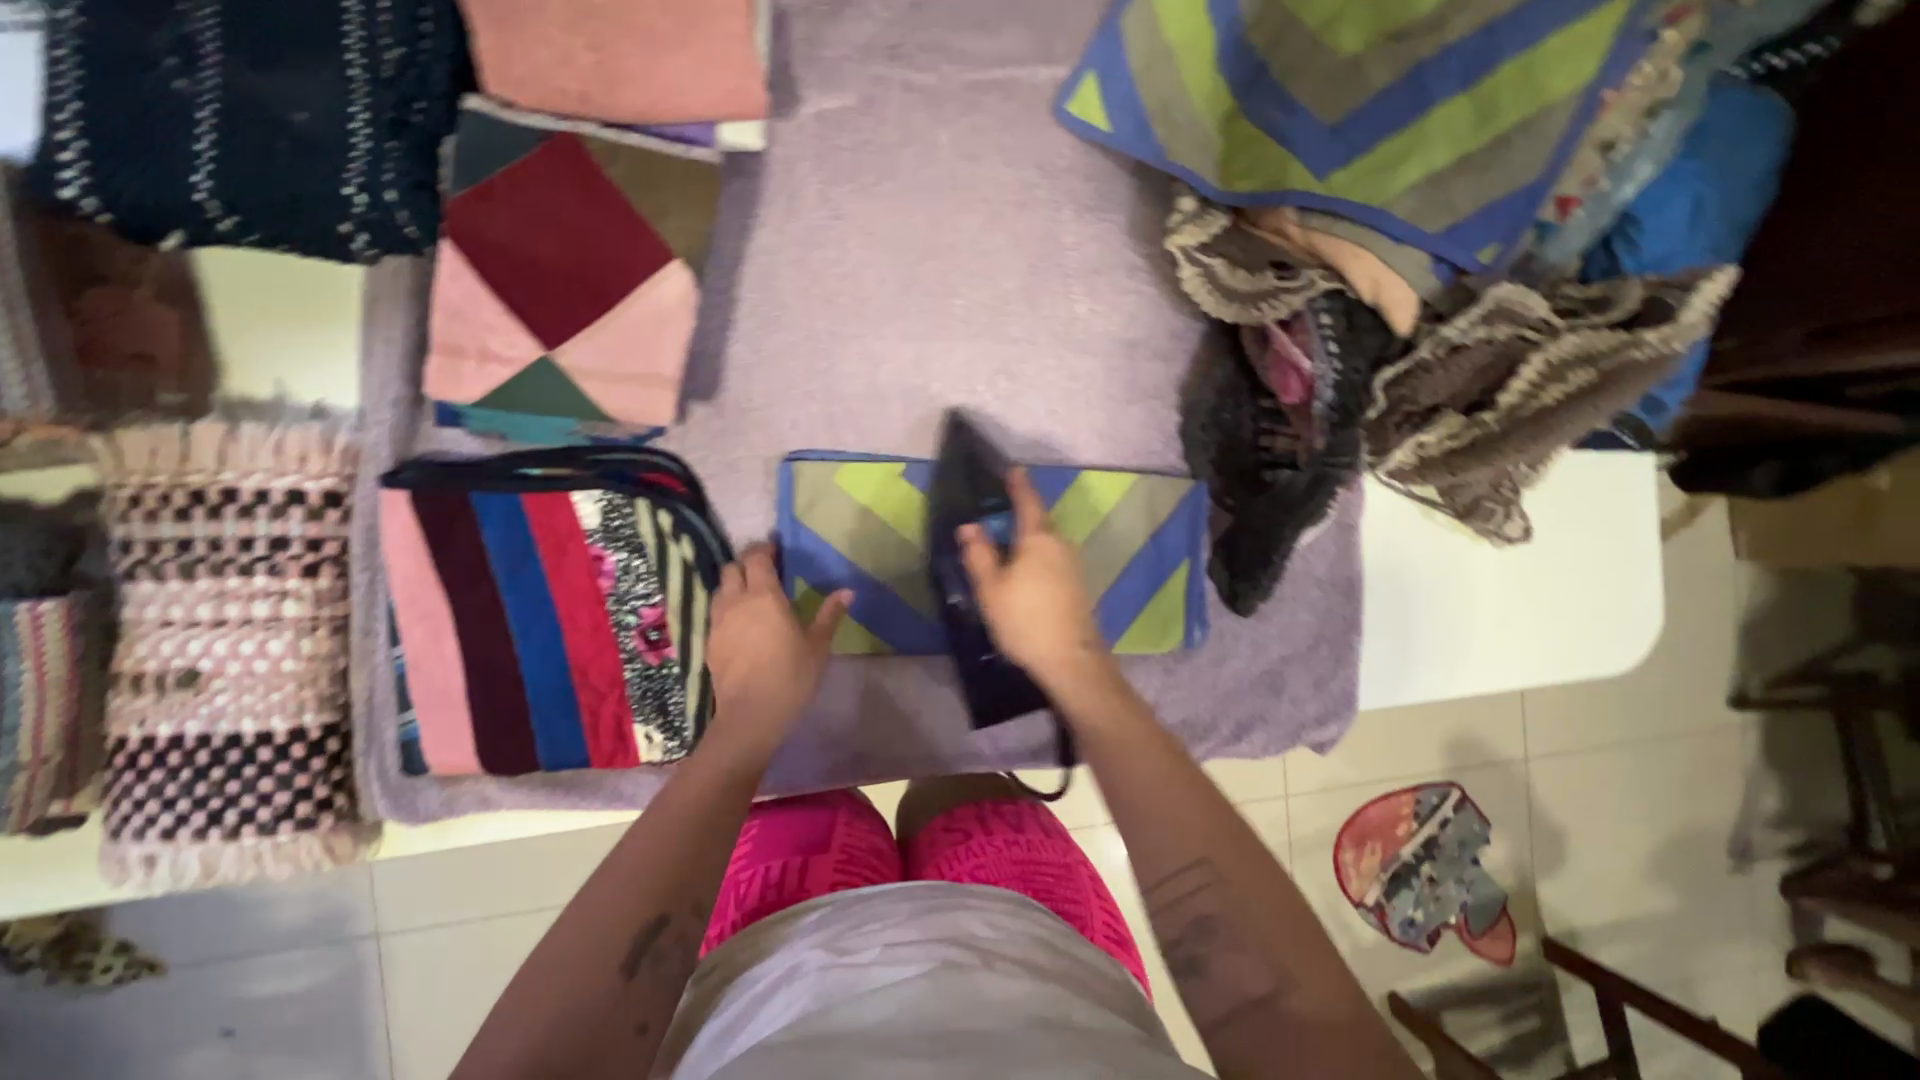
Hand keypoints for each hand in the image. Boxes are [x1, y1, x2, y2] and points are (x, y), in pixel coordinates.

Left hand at [704, 542, 849, 766]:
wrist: (751, 716)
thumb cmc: (791, 676)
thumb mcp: (818, 646)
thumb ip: (830, 614)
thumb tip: (848, 591)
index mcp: (764, 596)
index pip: (756, 558)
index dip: (765, 550)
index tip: (777, 550)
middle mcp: (736, 602)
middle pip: (731, 569)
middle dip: (746, 564)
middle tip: (765, 571)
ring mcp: (718, 622)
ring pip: (720, 590)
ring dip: (733, 585)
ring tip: (751, 596)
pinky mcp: (709, 642)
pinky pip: (716, 614)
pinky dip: (727, 609)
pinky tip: (741, 625)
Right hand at [957, 467, 1113, 691]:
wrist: (1071, 659)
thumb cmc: (1024, 620)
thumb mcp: (991, 589)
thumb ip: (979, 555)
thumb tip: (970, 526)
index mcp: (1038, 538)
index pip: (1027, 502)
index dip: (1019, 486)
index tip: (1014, 470)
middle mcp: (1060, 544)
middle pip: (1040, 522)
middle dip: (1024, 514)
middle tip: (1003, 511)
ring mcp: (1074, 565)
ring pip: (1049, 542)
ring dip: (1032, 538)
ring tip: (1011, 543)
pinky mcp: (1079, 586)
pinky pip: (1054, 559)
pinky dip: (1040, 557)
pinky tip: (1028, 571)